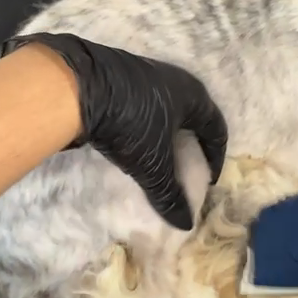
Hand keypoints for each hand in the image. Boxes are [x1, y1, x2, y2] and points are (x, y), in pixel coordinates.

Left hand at [7, 33, 227, 228]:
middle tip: (189, 164)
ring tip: (161, 152)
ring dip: (168, 128)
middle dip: (193, 139)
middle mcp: (174, 79)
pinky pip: (143, 102)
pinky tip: (133, 135)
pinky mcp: (120, 73)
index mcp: (192, 96)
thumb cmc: (131, 124)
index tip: (210, 178)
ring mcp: (146, 73)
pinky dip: (146, 121)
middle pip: (194, 113)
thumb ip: (169, 194)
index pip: (217, 127)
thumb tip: (186, 224)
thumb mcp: (152, 163)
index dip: (217, 155)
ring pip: (167, 105)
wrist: (80, 87)